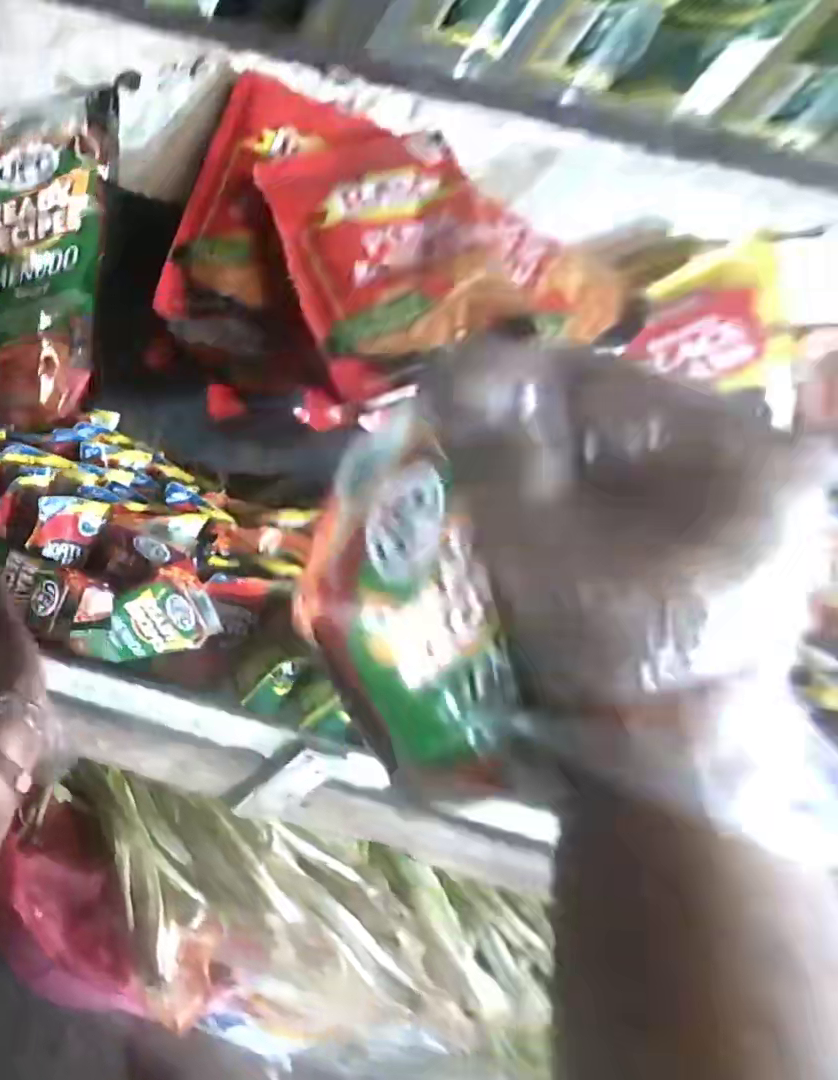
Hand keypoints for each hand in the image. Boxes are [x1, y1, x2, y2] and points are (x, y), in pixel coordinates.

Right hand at [423, 338, 827, 709]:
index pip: (586, 374)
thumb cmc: (601, 635)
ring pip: (588, 435)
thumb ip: (498, 451)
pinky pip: (599, 468)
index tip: (424, 398)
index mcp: (724, 445)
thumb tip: (453, 367)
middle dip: (503, 416)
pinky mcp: (693, 511)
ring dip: (517, 446)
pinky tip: (499, 494)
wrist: (656, 727)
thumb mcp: (533, 541)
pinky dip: (541, 474)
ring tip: (456, 468)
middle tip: (433, 440)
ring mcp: (721, 481)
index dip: (495, 379)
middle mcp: (738, 448)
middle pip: (589, 403)